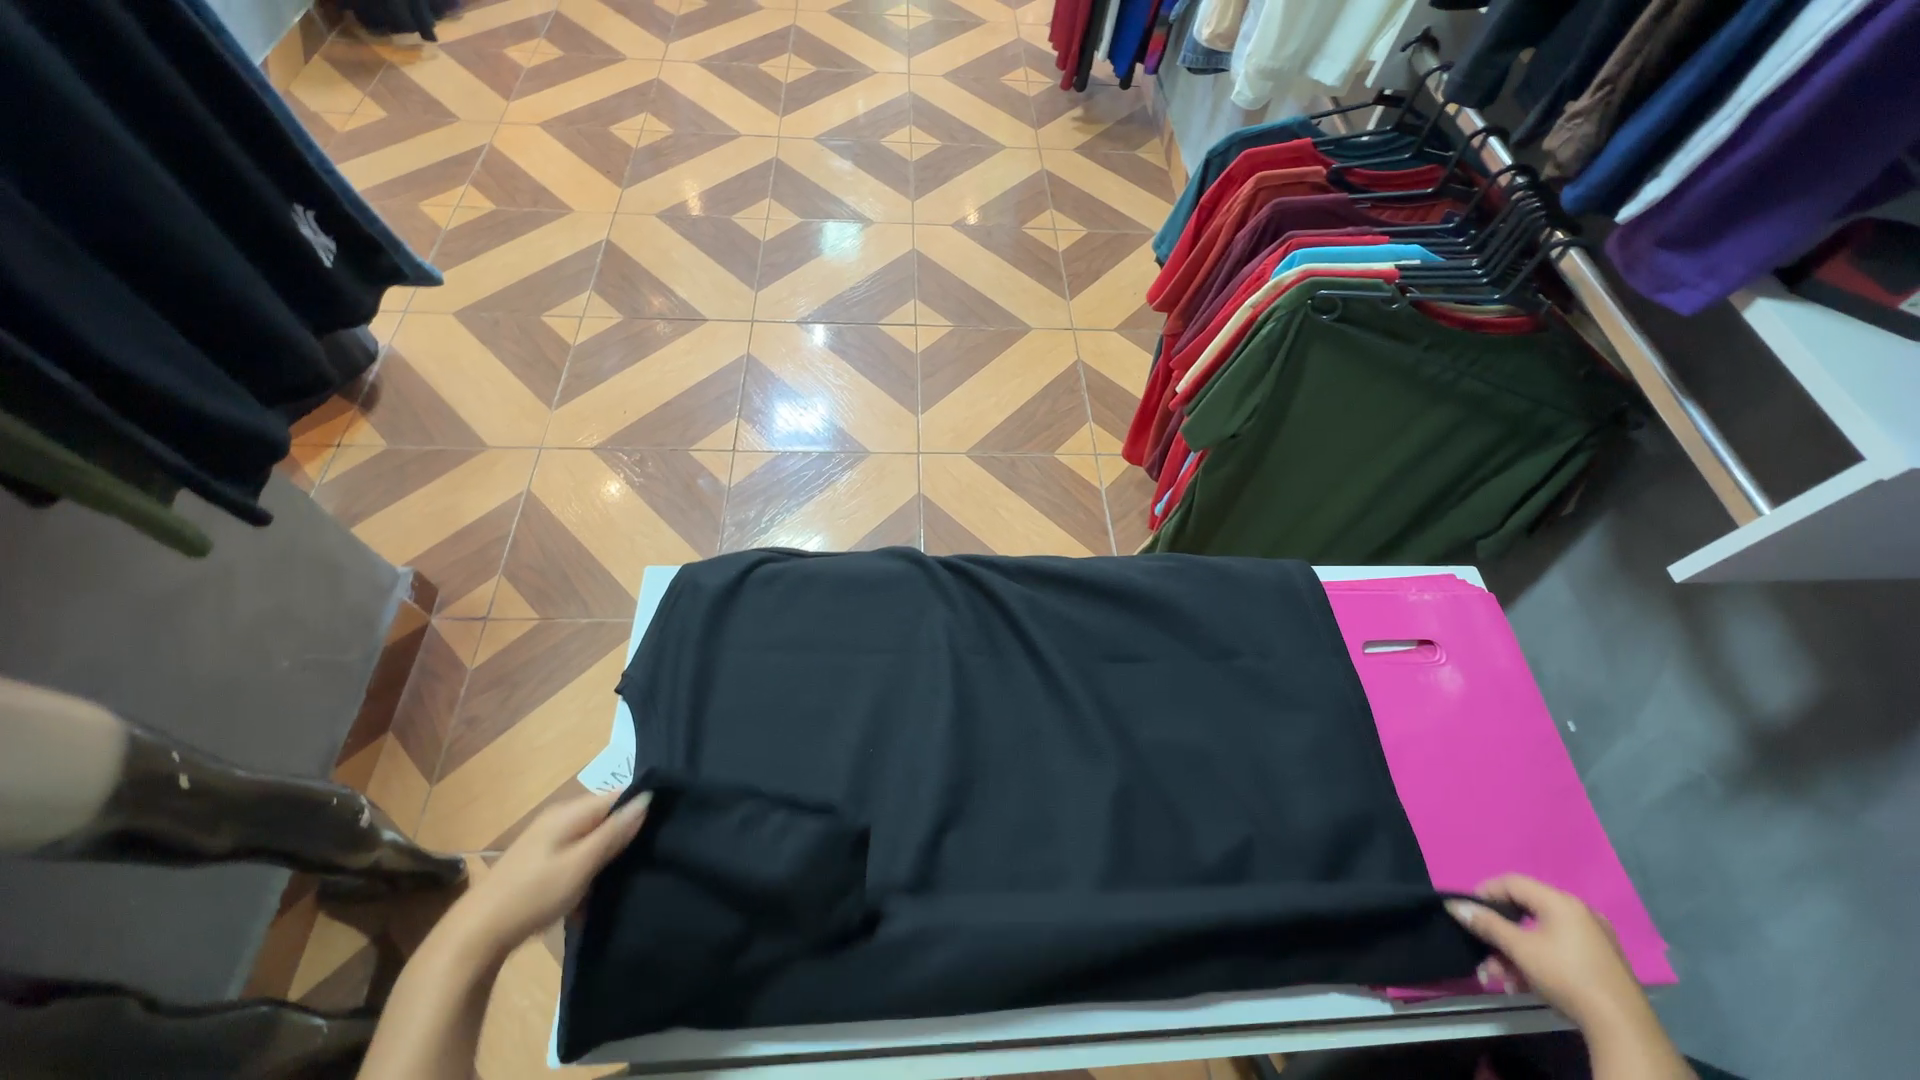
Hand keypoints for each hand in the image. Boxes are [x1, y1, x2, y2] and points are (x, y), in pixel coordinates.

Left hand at [451, 790, 650, 954]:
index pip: (618, 797)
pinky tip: (594, 896)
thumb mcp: (580, 864)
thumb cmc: (533, 895)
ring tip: (626, 881)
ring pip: (592, 842)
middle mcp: (559, 819)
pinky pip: (578, 858)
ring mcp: (548, 841)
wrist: (478, 934)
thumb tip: (647, 797)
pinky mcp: (542, 863)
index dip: (642, 810)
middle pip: (605, 819)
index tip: (664, 832)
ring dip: (607, 860)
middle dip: (625, 838)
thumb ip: (613, 832)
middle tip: (648, 860)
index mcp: (569, 813)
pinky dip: (589, 873)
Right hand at [1446, 874, 1647, 1030]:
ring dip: (1514, 954)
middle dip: (1499, 935)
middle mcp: (1578, 912)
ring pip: (1539, 936)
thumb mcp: (1519, 949)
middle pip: (1525, 912)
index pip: (1512, 882)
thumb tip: (1455, 905)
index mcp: (1560, 902)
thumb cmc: (1565, 975)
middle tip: (1484, 954)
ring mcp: (1593, 937)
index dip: (1485, 892)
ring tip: (1502, 979)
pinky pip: (1558, 950)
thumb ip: (1487, 924)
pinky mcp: (1600, 960)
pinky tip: (1525, 985)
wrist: (1620, 1023)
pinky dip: (1537, 961)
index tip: (1468, 912)